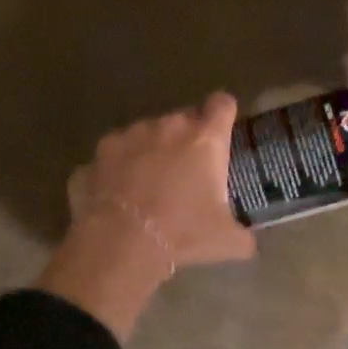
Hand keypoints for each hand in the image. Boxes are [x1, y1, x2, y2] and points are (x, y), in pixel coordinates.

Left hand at [67, 91, 257, 269]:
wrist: (121, 242)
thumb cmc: (182, 233)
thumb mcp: (225, 240)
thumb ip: (242, 235)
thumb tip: (247, 242)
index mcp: (204, 138)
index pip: (222, 105)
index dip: (223, 115)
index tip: (221, 131)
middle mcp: (167, 126)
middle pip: (182, 120)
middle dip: (185, 140)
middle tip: (185, 173)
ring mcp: (129, 135)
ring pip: (146, 134)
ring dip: (150, 152)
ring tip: (147, 186)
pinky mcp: (100, 152)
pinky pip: (116, 155)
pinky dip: (119, 169)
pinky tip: (119, 196)